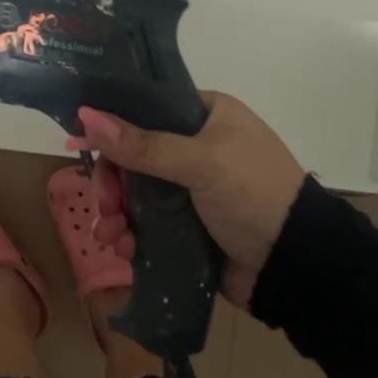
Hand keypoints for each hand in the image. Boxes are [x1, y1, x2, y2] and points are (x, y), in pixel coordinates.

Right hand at [78, 92, 304, 308]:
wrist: (300, 269)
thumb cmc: (257, 195)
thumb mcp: (201, 163)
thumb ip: (143, 144)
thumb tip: (85, 115)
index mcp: (205, 116)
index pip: (144, 108)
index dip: (109, 124)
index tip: (77, 143)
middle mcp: (195, 146)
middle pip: (131, 154)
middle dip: (111, 183)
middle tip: (103, 206)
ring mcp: (190, 187)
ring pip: (133, 191)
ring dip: (116, 213)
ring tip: (112, 237)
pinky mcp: (187, 224)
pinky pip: (144, 221)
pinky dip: (129, 234)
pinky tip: (123, 249)